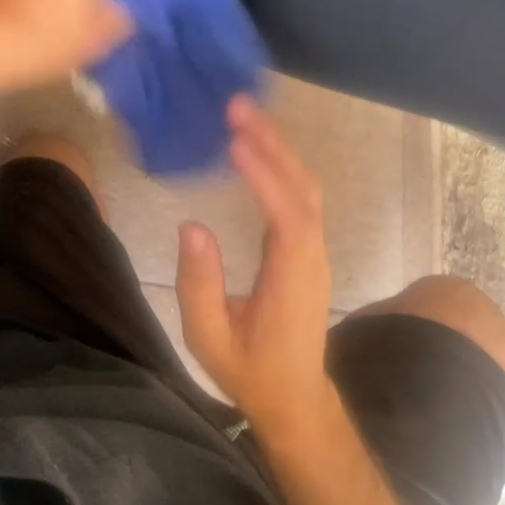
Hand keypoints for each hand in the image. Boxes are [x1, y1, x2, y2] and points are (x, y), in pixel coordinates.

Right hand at [176, 95, 334, 432]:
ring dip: (277, 148)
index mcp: (292, 279)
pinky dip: (278, 164)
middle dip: (273, 144)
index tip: (235, 143)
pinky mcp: (305, 248)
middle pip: (303, 188)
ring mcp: (313, 251)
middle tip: (237, 107)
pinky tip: (254, 148)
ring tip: (242, 115)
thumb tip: (191, 225)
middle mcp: (311, 257)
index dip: (265, 178)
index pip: (287, 218)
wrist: (294, 398)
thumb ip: (199, 285)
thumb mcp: (210, 337)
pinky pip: (298, 197)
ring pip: (304, 188)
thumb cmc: (249, 370)